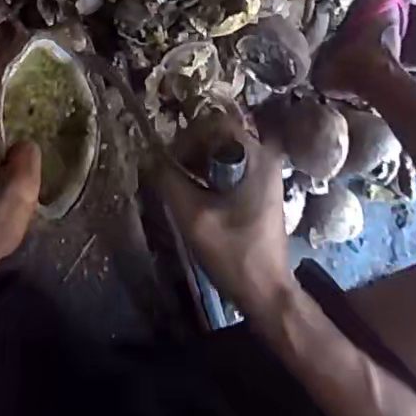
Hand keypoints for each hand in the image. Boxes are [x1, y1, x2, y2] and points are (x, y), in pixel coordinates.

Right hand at [155, 119, 295, 316]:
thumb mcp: (193, 217)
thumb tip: (148, 155)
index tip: (173, 160)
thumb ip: (169, 181)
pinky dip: (211, 174)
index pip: (214, 122)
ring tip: (184, 185)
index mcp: (256, 157)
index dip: (188, 137)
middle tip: (174, 173)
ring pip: (222, 151)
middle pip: (218, 134)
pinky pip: (230, 166)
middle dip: (192, 150)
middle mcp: (265, 157)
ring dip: (199, 163)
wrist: (268, 294)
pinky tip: (199, 196)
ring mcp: (266, 173)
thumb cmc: (235, 254)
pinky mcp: (261, 188)